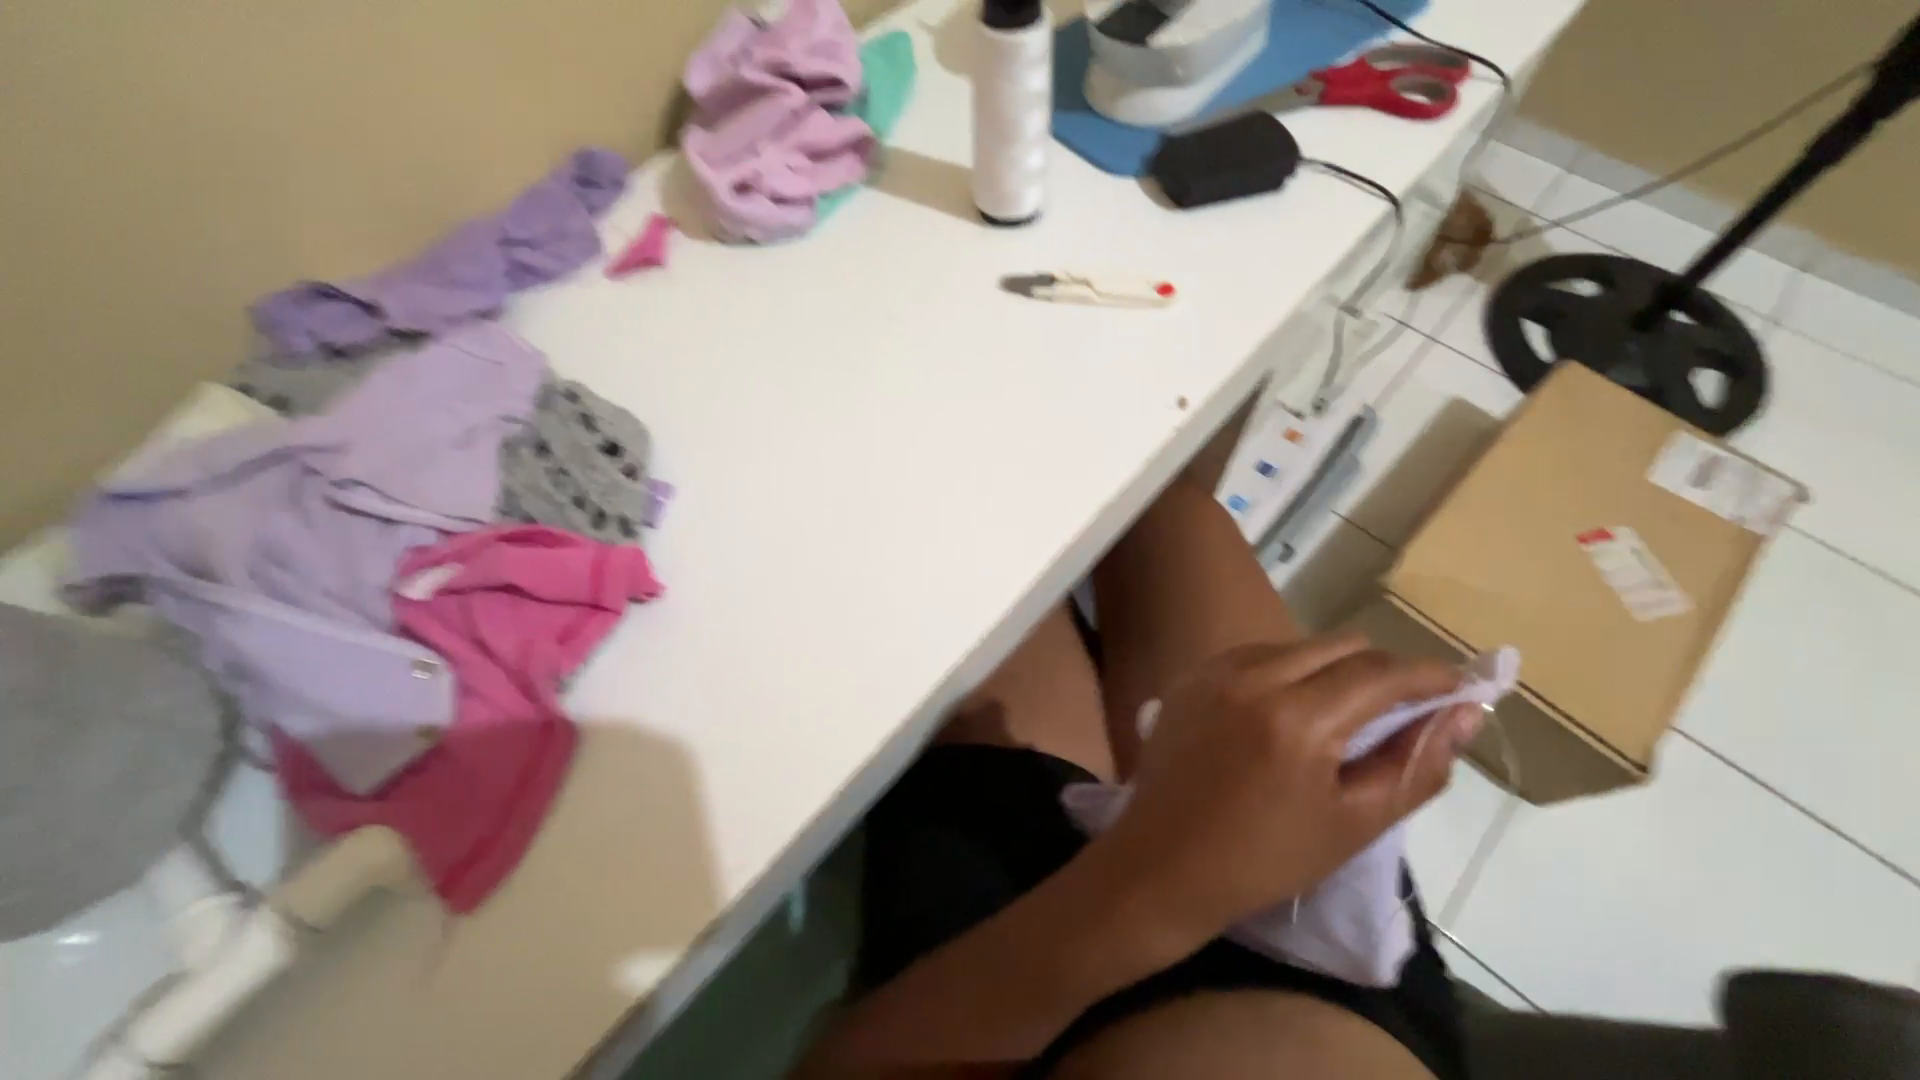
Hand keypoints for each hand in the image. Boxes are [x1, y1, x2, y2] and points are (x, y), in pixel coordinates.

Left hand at [1093, 634, 1482, 951]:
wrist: (1163, 863)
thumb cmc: (1265, 857)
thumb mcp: (1354, 823)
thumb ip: (1415, 764)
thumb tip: (1464, 713)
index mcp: (1297, 717)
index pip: (1381, 672)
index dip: (1430, 675)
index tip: (1461, 687)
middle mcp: (1253, 676)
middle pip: (1342, 646)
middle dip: (1383, 670)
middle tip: (1403, 710)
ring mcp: (1214, 670)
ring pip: (1299, 645)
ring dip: (1334, 668)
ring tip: (1345, 716)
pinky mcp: (1191, 676)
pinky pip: (1257, 654)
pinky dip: (1288, 670)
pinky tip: (1290, 711)